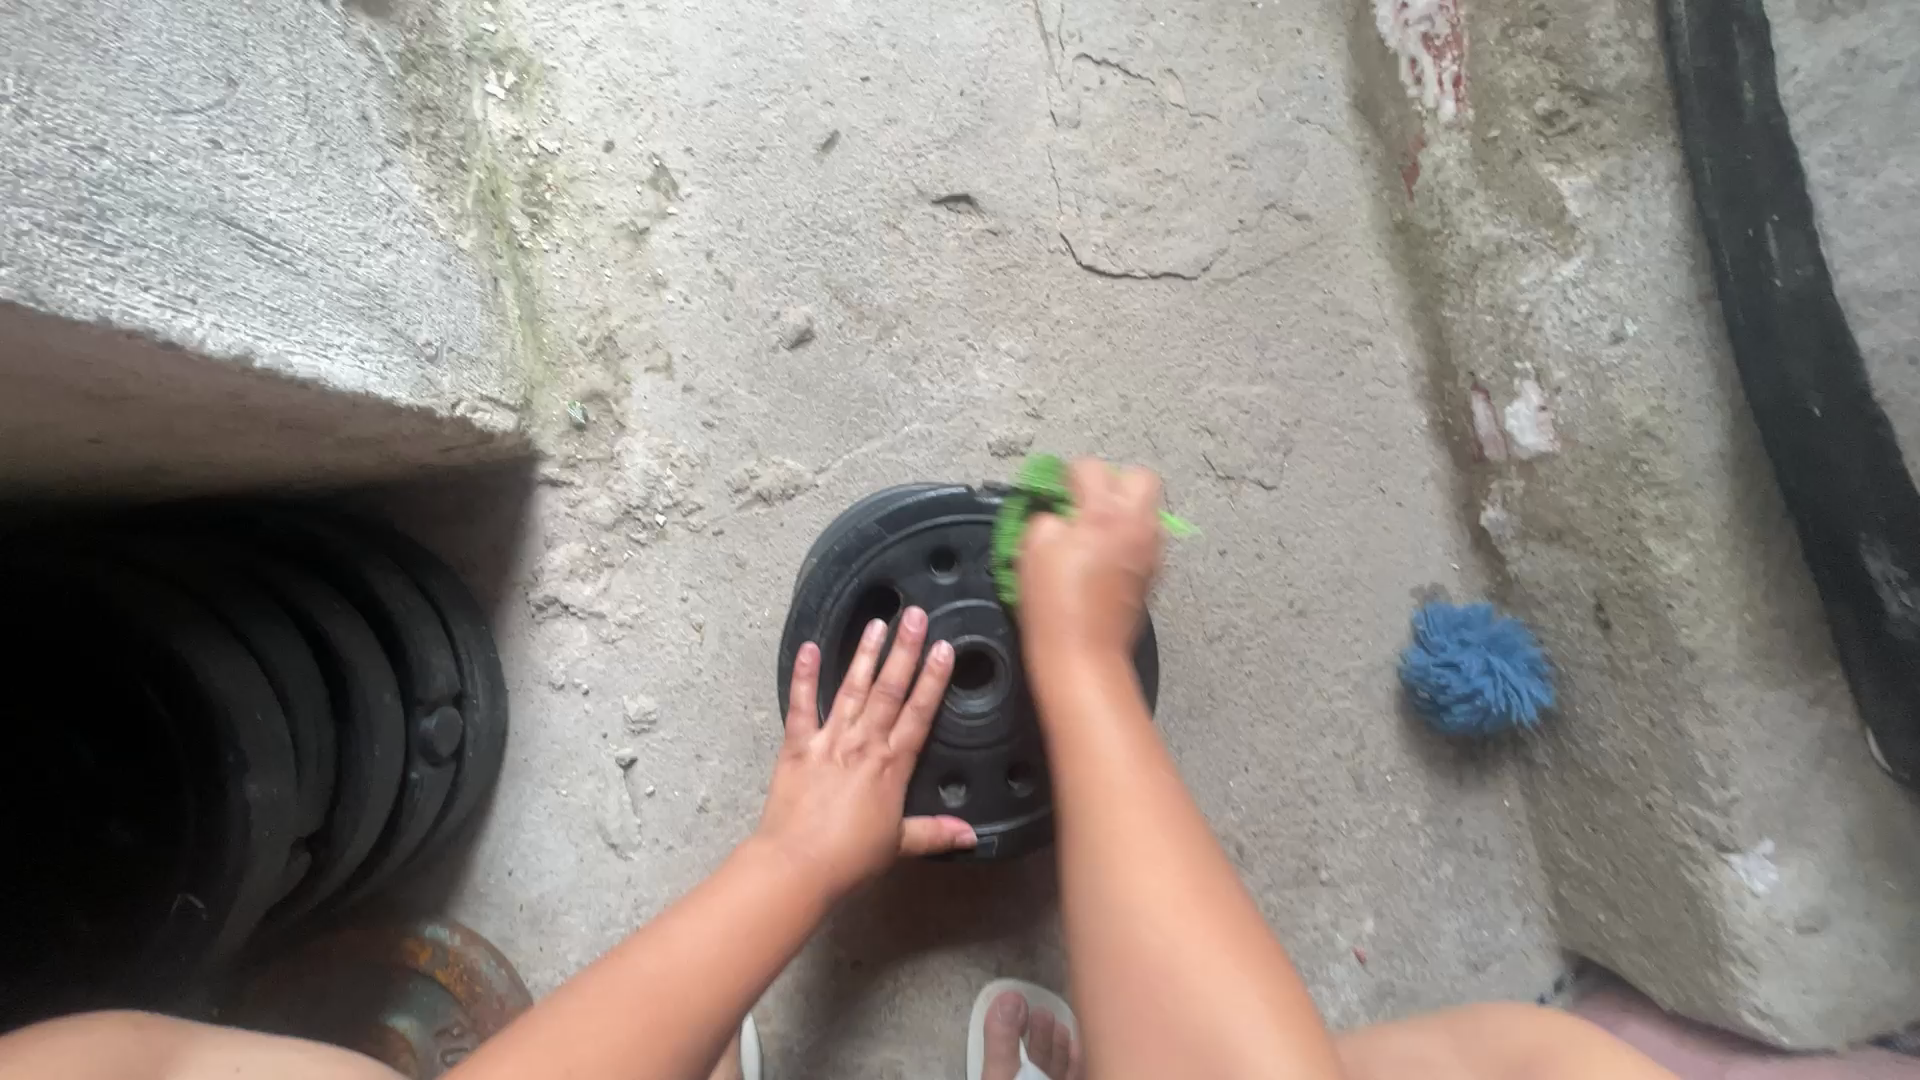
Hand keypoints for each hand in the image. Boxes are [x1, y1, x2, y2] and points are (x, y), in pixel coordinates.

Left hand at [755, 606, 975, 898]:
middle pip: (889, 690)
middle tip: (913, 615)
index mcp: (892, 765)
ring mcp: (830, 740)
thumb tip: (973, 835)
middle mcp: (864, 743)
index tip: (944, 648)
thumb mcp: (898, 845)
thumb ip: (934, 832)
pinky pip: (801, 705)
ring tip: (877, 622)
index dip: (933, 679)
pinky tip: (808, 647)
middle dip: (904, 650)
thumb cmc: (850, 857)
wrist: (797, 865)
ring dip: (865, 654)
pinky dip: (803, 676)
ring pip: (852, 689)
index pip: (919, 714)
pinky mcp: (798, 745)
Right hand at [1018, 458, 1164, 663]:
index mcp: (1104, 513)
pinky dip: (1127, 537)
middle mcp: (1136, 526)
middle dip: (1111, 481)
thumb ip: (1046, 517)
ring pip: (1147, 508)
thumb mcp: (1031, 548)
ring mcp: (1150, 550)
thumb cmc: (1055, 604)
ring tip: (1093, 529)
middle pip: (1139, 477)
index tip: (1053, 490)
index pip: (1091, 467)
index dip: (1066, 475)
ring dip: (1122, 509)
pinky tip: (1103, 555)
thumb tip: (1055, 513)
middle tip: (1085, 500)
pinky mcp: (1152, 573)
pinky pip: (1145, 538)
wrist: (1083, 653)